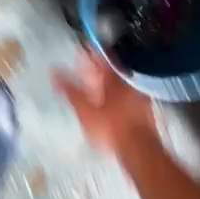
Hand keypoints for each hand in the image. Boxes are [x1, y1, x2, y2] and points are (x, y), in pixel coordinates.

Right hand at [53, 48, 161, 166]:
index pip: (101, 57)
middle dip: (97, 69)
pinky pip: (127, 96)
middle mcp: (128, 84)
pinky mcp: (144, 111)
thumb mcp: (84, 110)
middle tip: (85, 68)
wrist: (139, 150)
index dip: (91, 52)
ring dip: (106, 83)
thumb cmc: (110, 128)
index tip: (82, 48)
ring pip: (119, 84)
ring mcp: (139, 97)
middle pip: (111, 70)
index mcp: (113, 79)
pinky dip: (116, 96)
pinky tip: (109, 105)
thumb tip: (54, 71)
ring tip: (94, 86)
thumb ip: (69, 90)